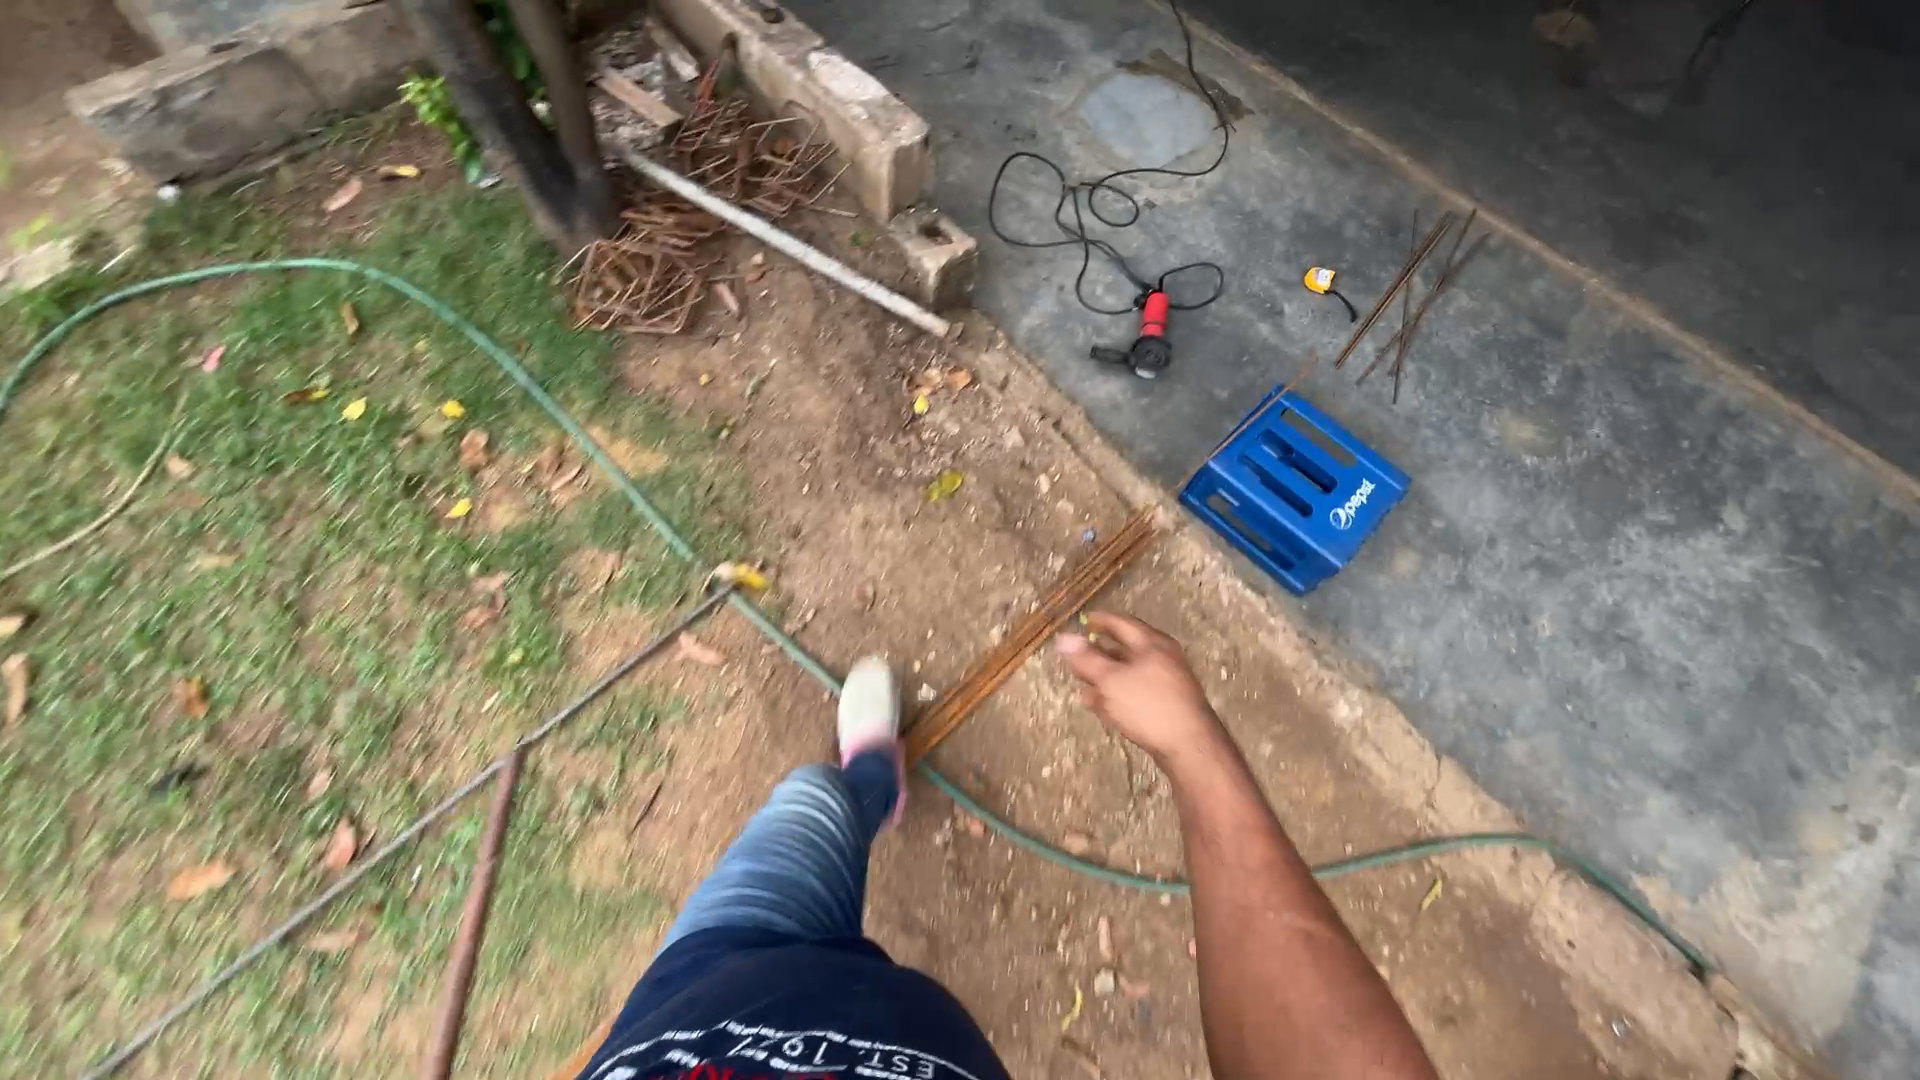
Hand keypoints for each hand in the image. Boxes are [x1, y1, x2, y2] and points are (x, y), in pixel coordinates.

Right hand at [1055, 612, 1221, 762]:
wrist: (1190, 746)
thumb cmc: (1148, 706)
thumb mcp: (1110, 680)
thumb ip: (1086, 659)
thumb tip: (1064, 637)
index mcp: (1151, 644)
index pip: (1122, 623)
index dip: (1100, 621)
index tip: (1085, 620)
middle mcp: (1164, 658)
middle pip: (1127, 648)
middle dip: (1101, 652)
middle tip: (1081, 654)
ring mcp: (1169, 682)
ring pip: (1131, 673)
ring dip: (1107, 676)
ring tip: (1085, 684)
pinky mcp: (1169, 705)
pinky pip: (1137, 692)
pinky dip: (1118, 693)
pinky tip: (1102, 706)